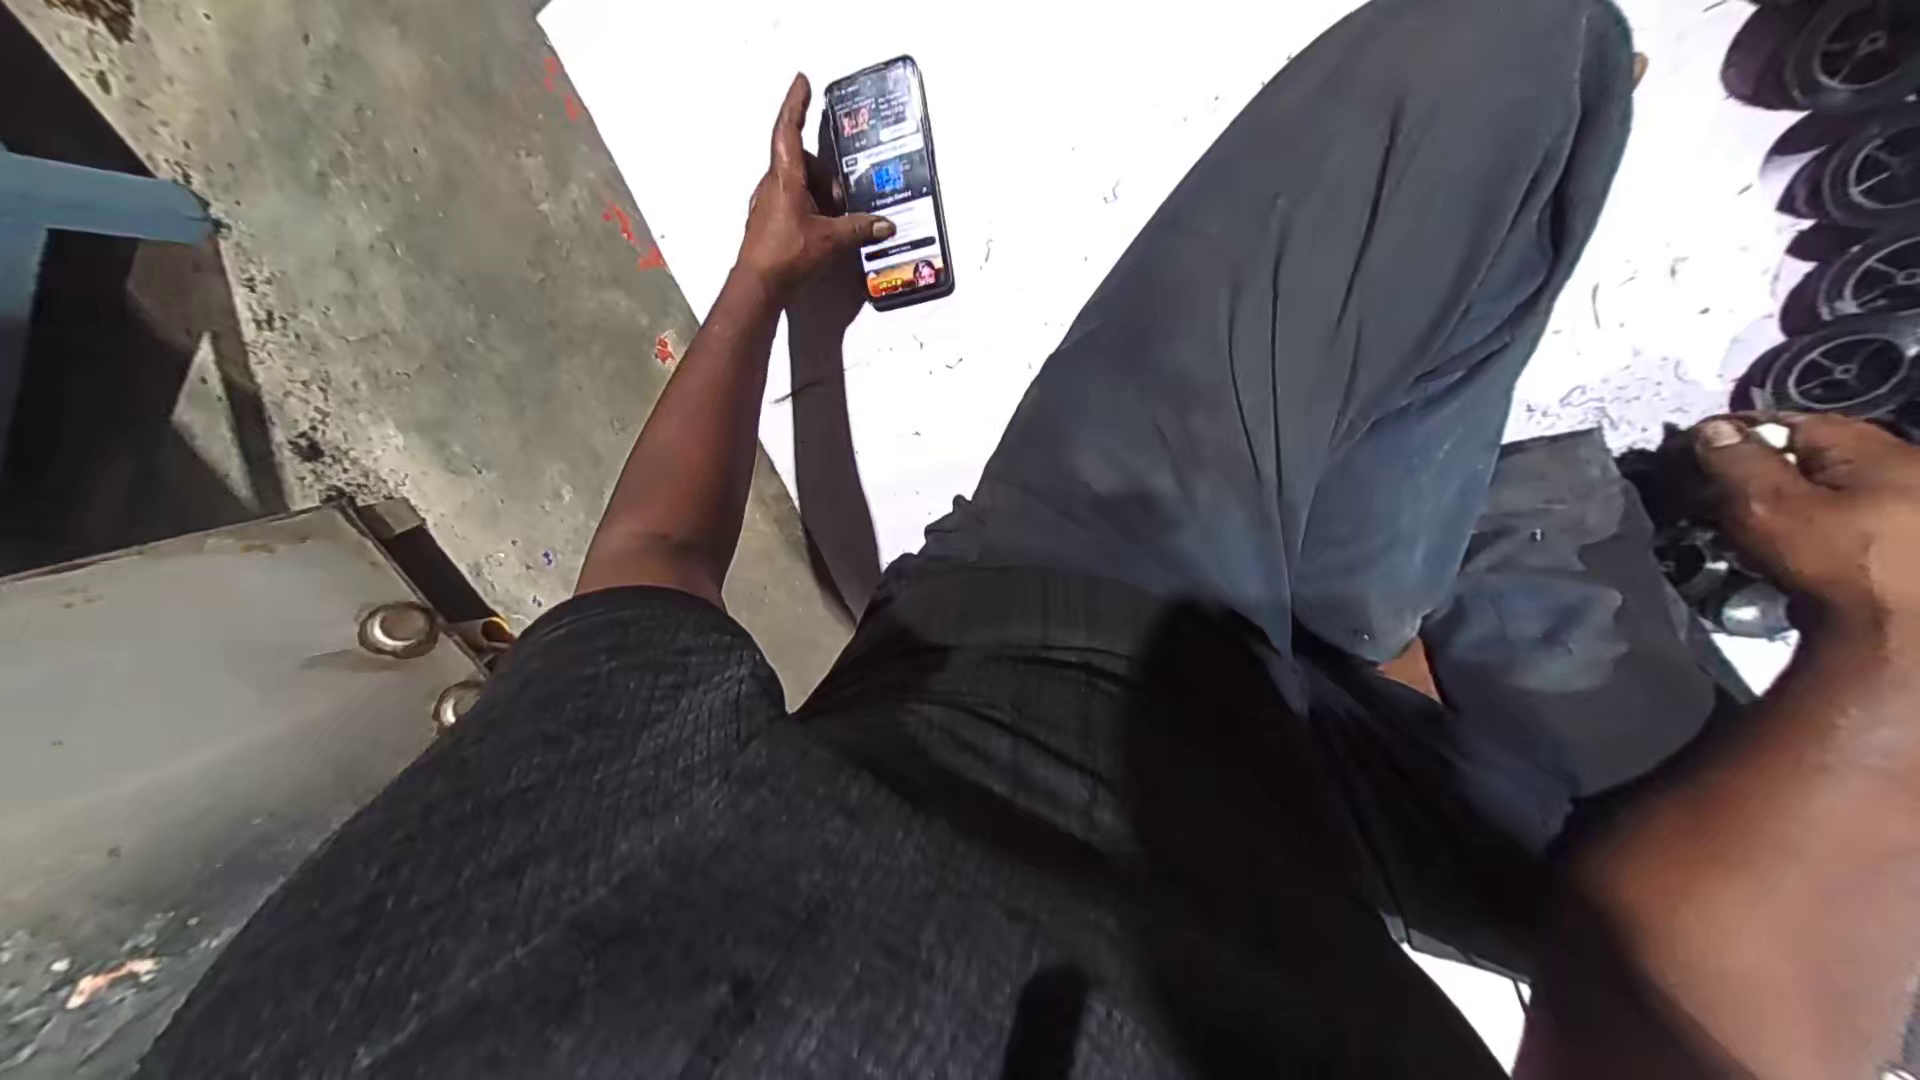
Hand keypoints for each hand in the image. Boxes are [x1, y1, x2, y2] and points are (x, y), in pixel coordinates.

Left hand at [737, 74, 893, 294]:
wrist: (759, 284)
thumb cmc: (787, 254)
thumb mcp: (830, 240)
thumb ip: (858, 229)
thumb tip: (883, 225)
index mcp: (785, 177)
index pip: (789, 129)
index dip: (796, 104)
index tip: (802, 83)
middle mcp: (772, 184)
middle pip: (801, 161)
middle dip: (824, 174)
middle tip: (841, 200)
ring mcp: (768, 203)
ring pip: (797, 184)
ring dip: (818, 195)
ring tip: (834, 222)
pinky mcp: (769, 222)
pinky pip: (792, 203)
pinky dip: (809, 209)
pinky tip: (821, 232)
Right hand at [1694, 413, 1919, 636]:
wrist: (1898, 633)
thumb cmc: (1834, 560)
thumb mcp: (1767, 505)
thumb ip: (1739, 461)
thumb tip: (1715, 427)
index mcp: (1885, 454)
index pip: (1800, 423)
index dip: (1745, 431)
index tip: (1698, 448)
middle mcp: (1913, 472)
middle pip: (1820, 456)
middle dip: (1765, 465)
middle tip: (1713, 486)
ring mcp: (1913, 512)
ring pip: (1833, 488)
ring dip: (1786, 496)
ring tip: (1742, 517)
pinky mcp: (1906, 546)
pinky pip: (1847, 518)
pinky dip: (1810, 522)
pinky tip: (1784, 542)